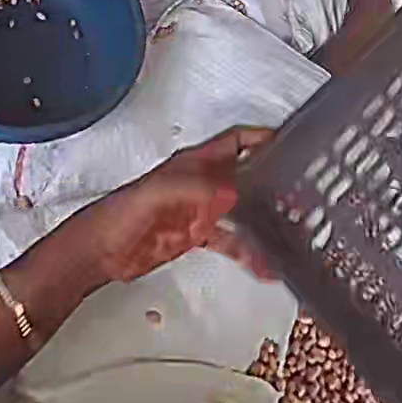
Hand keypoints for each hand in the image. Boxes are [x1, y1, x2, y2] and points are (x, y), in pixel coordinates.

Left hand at [73, 126, 274, 283]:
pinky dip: (248, 252)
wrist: (102, 250)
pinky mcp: (196, 234)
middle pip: (244, 173)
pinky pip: (230, 240)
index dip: (259, 137)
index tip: (286, 140)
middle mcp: (202, 182)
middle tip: (299, 191)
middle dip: (271, 180)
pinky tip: (264, 265)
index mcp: (194, 163)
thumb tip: (231, 191)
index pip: (234, 141)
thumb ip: (195, 187)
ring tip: (290, 230)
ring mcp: (200, 208)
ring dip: (264, 219)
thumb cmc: (123, 213)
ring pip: (243, 209)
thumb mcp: (159, 193)